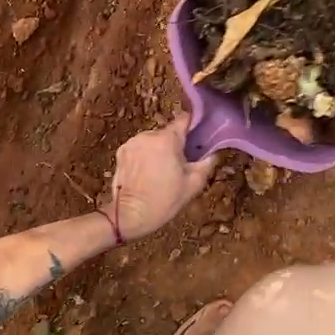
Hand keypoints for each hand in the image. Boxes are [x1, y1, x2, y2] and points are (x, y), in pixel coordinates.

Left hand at [103, 113, 217, 239]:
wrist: (130, 214)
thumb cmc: (164, 200)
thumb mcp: (193, 184)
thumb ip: (207, 162)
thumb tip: (213, 152)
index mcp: (167, 140)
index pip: (184, 120)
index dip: (193, 126)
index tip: (198, 136)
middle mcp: (148, 135)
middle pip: (167, 133)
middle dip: (174, 145)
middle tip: (179, 164)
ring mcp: (132, 142)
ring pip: (152, 141)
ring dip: (158, 150)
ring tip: (160, 171)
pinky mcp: (121, 152)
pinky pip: (139, 148)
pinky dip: (144, 156)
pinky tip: (145, 173)